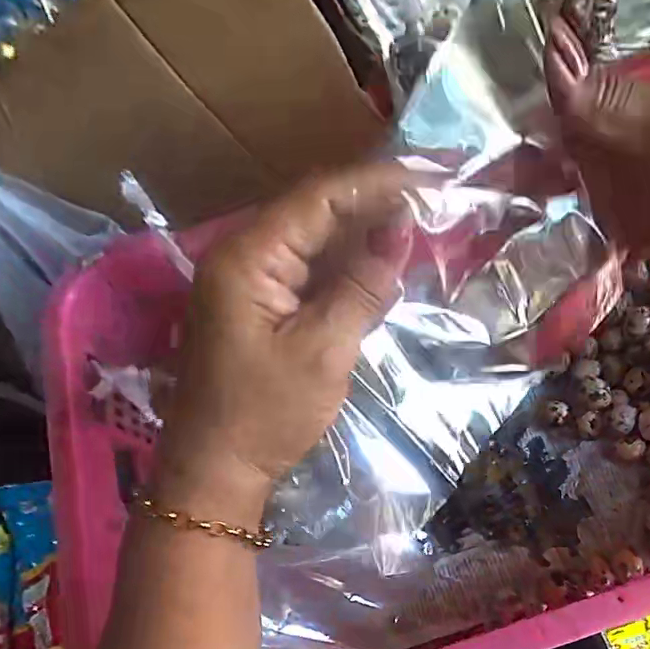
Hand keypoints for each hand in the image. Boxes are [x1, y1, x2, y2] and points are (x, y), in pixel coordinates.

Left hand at [154, 164, 416, 528]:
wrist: (215, 470)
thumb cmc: (265, 415)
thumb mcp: (323, 352)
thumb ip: (360, 289)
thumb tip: (398, 235)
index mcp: (249, 258)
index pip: (320, 198)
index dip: (379, 184)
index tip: (432, 178)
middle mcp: (242, 257)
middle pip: (316, 212)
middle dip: (375, 203)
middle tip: (434, 197)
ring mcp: (247, 283)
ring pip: (313, 242)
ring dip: (364, 234)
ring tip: (419, 223)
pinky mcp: (257, 309)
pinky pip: (306, 273)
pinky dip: (345, 268)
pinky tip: (380, 264)